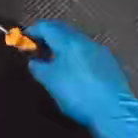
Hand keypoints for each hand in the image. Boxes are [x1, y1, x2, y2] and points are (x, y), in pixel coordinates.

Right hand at [25, 21, 137, 137]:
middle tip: (37, 51)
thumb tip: (34, 60)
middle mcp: (85, 40)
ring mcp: (100, 50)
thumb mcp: (50, 82)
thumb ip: (38, 67)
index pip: (46, 26)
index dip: (32, 31)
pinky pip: (87, 53)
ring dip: (63, 47)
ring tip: (54, 63)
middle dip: (48, 38)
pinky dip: (76, 56)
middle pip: (62, 31)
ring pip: (76, 42)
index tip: (23, 41)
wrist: (114, 112)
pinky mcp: (110, 63)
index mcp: (68, 41)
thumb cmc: (77, 94)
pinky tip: (74, 72)